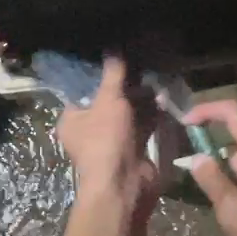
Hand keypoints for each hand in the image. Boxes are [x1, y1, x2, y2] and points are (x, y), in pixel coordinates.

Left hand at [56, 56, 159, 212]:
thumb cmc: (105, 139)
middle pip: (109, 100)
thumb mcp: (107, 101)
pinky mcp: (133, 148)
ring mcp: (113, 140)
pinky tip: (164, 97)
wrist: (124, 185)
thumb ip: (112, 75)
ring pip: (128, 112)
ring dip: (142, 98)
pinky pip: (143, 125)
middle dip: (127, 86)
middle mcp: (90, 129)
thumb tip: (112, 49)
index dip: (99, 74)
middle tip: (142, 64)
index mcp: (73, 118)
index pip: (83, 89)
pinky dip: (152, 114)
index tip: (117, 57)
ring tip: (157, 77)